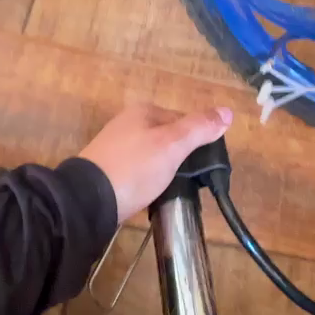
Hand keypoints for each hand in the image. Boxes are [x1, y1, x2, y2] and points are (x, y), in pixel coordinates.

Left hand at [79, 104, 232, 223]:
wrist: (87, 202)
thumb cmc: (134, 168)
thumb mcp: (173, 145)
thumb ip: (200, 128)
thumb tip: (228, 111)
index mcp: (144, 111)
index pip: (184, 119)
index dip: (198, 141)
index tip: (203, 165)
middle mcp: (128, 123)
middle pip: (169, 137)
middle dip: (181, 157)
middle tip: (190, 181)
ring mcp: (116, 147)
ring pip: (155, 155)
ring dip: (166, 170)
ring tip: (172, 190)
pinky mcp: (109, 170)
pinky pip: (140, 171)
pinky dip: (149, 180)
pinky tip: (152, 194)